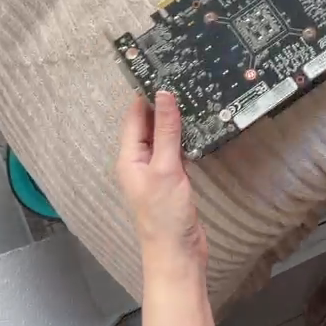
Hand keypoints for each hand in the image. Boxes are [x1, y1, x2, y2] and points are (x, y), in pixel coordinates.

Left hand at [115, 91, 207, 274]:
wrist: (178, 255)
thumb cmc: (165, 215)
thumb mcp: (166, 168)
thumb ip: (166, 131)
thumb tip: (163, 95)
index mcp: (129, 157)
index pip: (135, 116)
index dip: (146, 94)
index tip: (161, 70)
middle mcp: (139, 161)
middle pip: (148, 124)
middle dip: (162, 103)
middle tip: (182, 77)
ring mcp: (157, 171)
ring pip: (163, 136)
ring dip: (174, 120)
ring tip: (191, 95)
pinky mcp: (173, 180)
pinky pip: (176, 150)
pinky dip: (184, 137)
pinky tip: (197, 127)